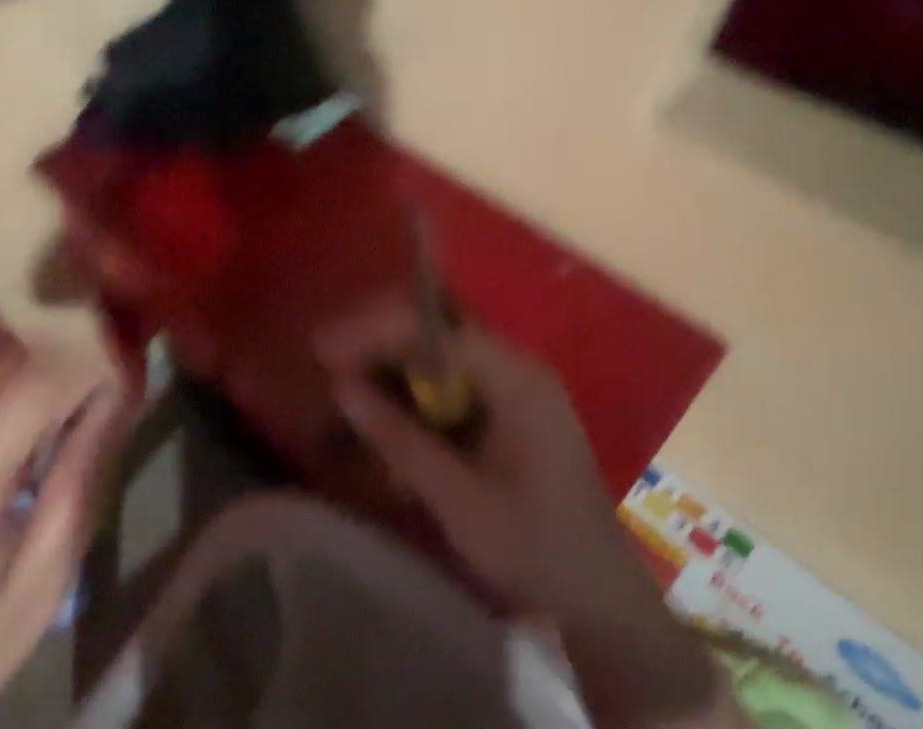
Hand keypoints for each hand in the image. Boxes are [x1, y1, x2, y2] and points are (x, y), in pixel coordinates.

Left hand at [0, 346, 128, 728]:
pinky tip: (54, 398)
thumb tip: (118, 395)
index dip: (89, 357)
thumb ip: (79, 475)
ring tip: (99, 369)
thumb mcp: (44, 576)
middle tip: (126, 353)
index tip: (137, 349)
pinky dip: (18, 380)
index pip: (33, 385)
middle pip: (7, 361)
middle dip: (70, 346)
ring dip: (45, 358)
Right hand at [331, 328, 626, 620]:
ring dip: (389, 372)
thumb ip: (399, 438)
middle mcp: (514, 369)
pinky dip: (410, 401)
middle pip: (433, 329)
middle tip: (328, 368)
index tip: (324, 351)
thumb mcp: (459, 499)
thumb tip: (340, 386)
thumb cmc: (535, 547)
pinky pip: (446, 386)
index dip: (375, 329)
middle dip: (376, 344)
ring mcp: (511, 390)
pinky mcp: (504, 414)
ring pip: (434, 356)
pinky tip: (387, 433)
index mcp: (516, 379)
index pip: (435, 324)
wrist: (598, 597)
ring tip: (349, 402)